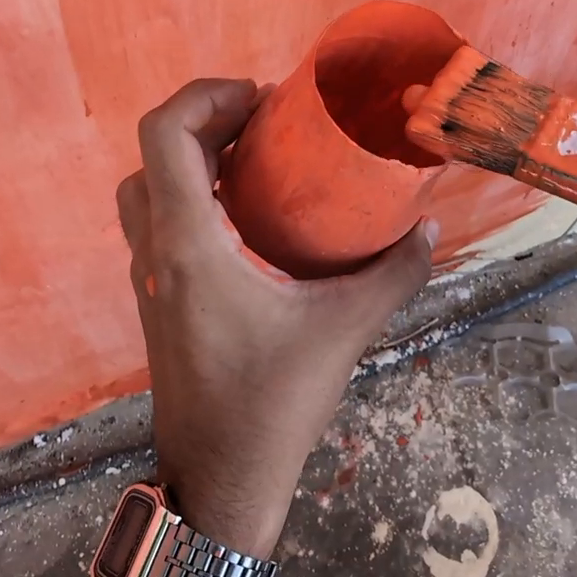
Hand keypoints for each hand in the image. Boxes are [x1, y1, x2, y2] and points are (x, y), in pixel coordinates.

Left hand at [115, 78, 436, 555]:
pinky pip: (160, 223)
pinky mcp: (159, 301)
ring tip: (259, 162)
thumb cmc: (273, 402)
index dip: (206, 96)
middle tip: (267, 124)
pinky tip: (249, 217)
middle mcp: (157, 252)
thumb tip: (428, 225)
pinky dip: (193, 196)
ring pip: (149, 190)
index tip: (262, 100)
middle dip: (207, 123)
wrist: (219, 479)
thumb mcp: (345, 329)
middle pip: (154, 155)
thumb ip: (395, 273)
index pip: (165, 135)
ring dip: (195, 160)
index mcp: (189, 245)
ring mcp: (150, 279)